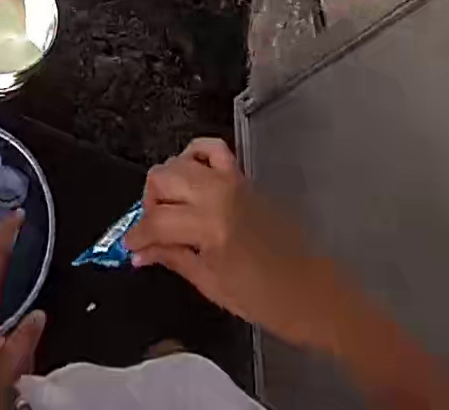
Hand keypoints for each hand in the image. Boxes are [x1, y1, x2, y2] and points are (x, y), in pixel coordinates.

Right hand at [122, 138, 315, 335]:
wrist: (318, 296)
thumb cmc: (269, 301)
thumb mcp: (213, 286)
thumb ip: (172, 259)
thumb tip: (140, 251)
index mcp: (212, 227)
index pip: (157, 220)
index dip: (138, 234)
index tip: (130, 245)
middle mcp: (219, 194)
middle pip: (161, 179)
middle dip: (149, 205)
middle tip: (154, 230)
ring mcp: (232, 180)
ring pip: (178, 162)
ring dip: (166, 183)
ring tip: (172, 209)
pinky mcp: (243, 177)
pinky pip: (210, 148)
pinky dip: (193, 155)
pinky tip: (191, 177)